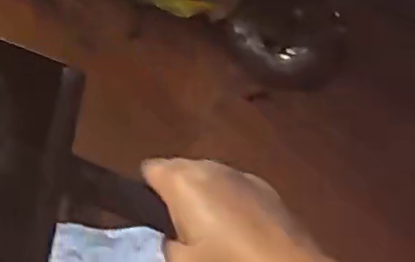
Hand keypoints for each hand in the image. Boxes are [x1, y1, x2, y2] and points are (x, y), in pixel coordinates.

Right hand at [143, 158, 328, 261]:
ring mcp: (239, 174)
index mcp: (180, 180)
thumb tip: (172, 239)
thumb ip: (169, 248)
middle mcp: (206, 166)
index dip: (147, 195)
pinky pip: (237, 192)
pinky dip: (235, 208)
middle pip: (178, 171)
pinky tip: (248, 240)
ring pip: (209, 180)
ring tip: (220, 240)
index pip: (148, 170)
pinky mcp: (267, 189)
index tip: (157, 223)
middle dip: (178, 197)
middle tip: (187, 237)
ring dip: (207, 200)